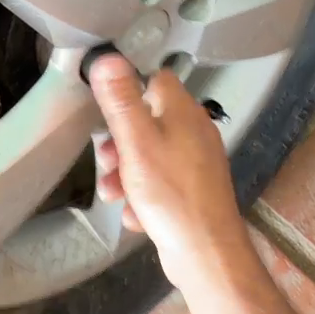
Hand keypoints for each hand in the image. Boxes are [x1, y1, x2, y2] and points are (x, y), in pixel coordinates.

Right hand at [88, 55, 259, 292]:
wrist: (208, 255)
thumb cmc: (169, 192)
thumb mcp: (136, 142)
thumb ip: (121, 101)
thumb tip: (108, 57)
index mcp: (183, 110)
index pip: (155, 79)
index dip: (130, 90)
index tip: (108, 111)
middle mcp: (194, 130)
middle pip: (148, 120)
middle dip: (120, 142)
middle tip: (106, 162)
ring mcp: (197, 162)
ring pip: (151, 154)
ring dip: (127, 172)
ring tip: (113, 194)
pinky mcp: (195, 190)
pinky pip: (162, 181)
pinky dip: (145, 195)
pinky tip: (136, 216)